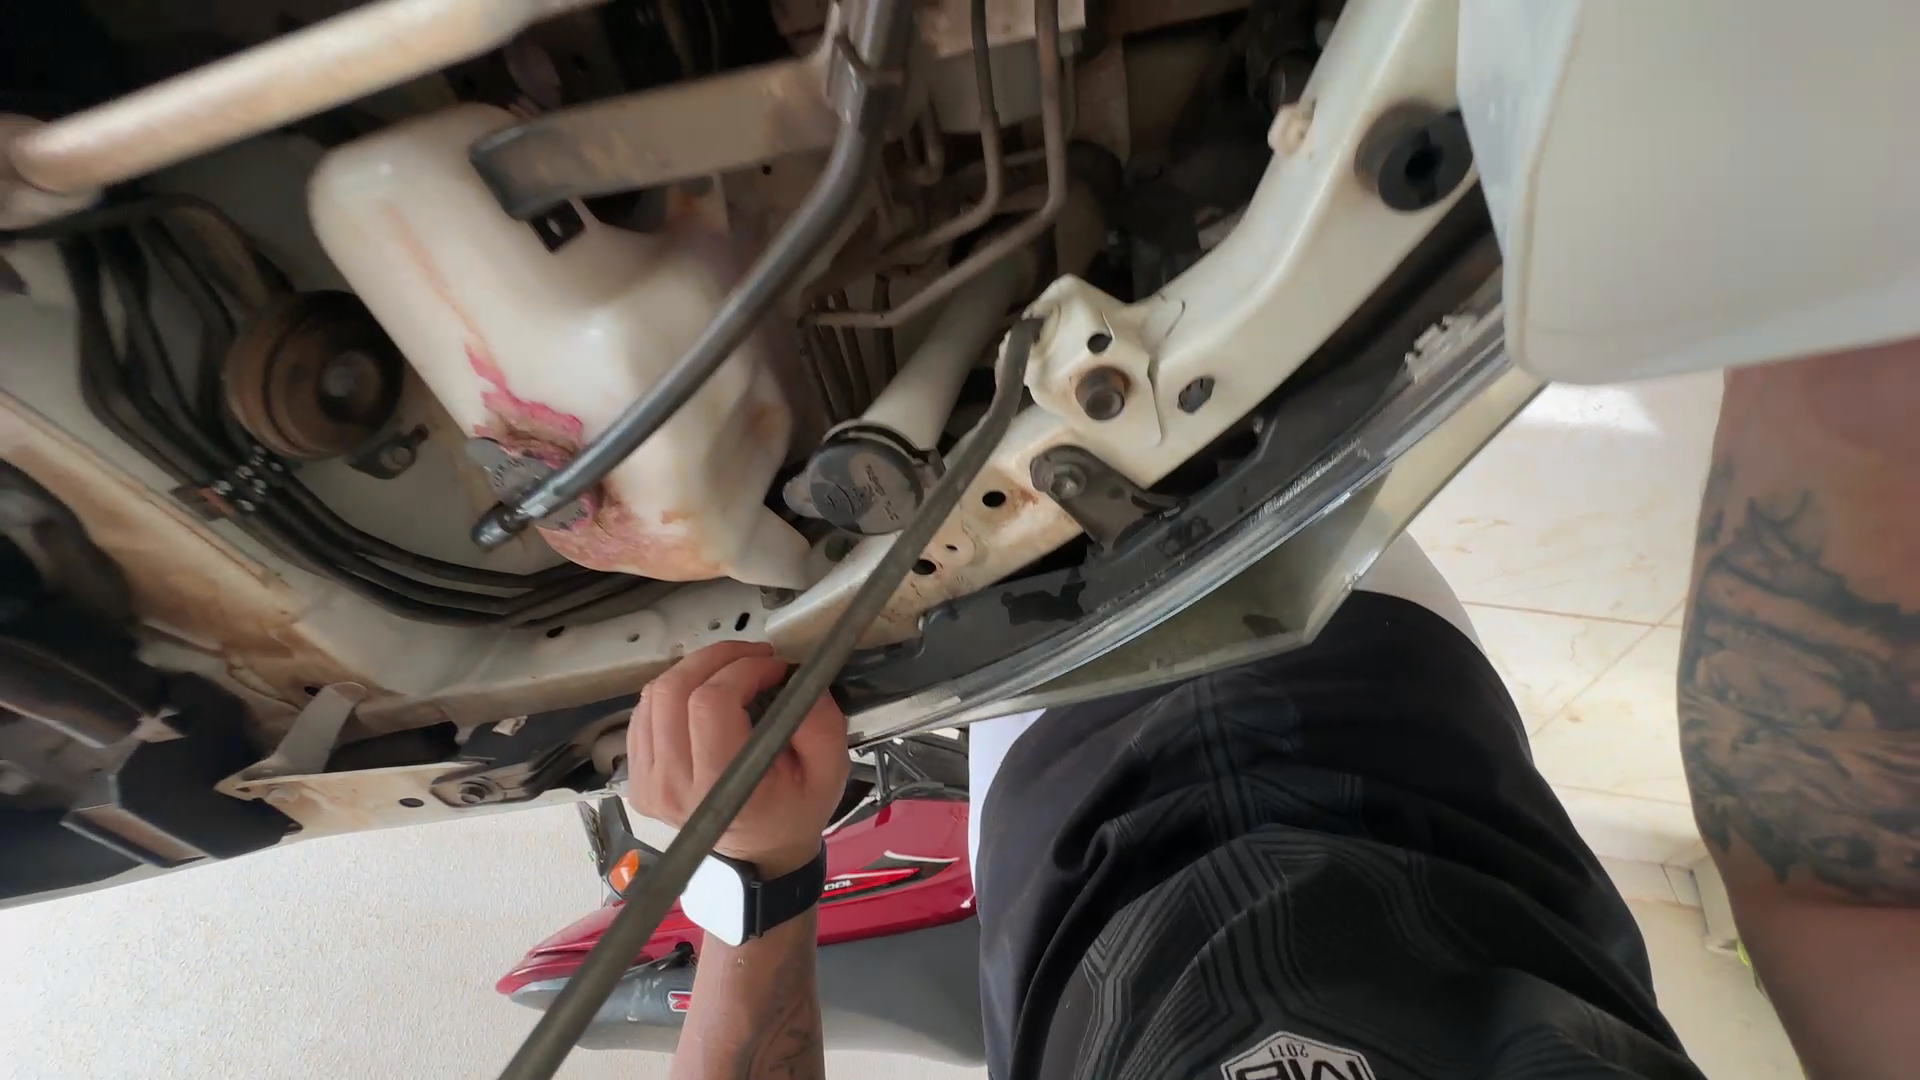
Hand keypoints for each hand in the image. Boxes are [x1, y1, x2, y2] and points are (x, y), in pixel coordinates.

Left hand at [627, 641, 849, 877]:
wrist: (762, 851)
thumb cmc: (796, 810)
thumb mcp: (830, 770)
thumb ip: (820, 722)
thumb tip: (795, 679)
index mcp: (723, 787)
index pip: (710, 703)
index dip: (743, 669)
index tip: (774, 667)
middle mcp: (675, 786)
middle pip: (674, 691)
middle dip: (717, 657)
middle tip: (753, 656)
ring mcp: (649, 783)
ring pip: (654, 695)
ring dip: (695, 669)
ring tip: (732, 669)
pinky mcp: (639, 778)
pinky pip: (644, 713)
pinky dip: (675, 690)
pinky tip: (705, 693)